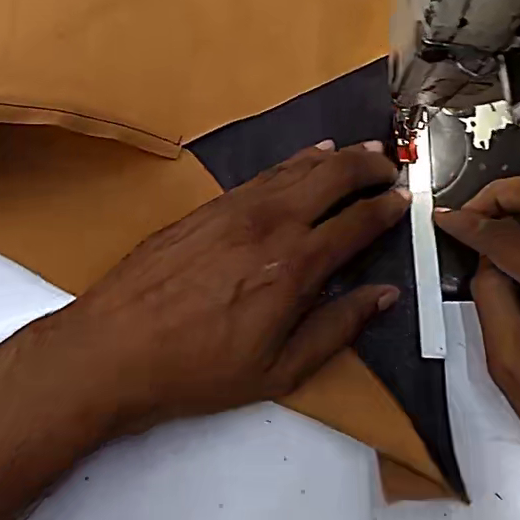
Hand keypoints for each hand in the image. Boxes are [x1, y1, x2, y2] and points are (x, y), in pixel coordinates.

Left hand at [71, 140, 408, 436]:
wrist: (113, 347)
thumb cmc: (200, 368)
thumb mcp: (280, 369)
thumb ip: (338, 327)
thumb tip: (385, 294)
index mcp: (295, 265)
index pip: (357, 222)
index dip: (387, 208)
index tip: (405, 201)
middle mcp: (273, 223)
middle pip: (334, 176)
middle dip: (370, 164)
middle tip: (391, 165)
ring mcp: (239, 206)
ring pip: (301, 166)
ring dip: (339, 155)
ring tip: (364, 150)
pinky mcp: (213, 204)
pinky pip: (268, 171)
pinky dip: (298, 159)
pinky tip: (311, 155)